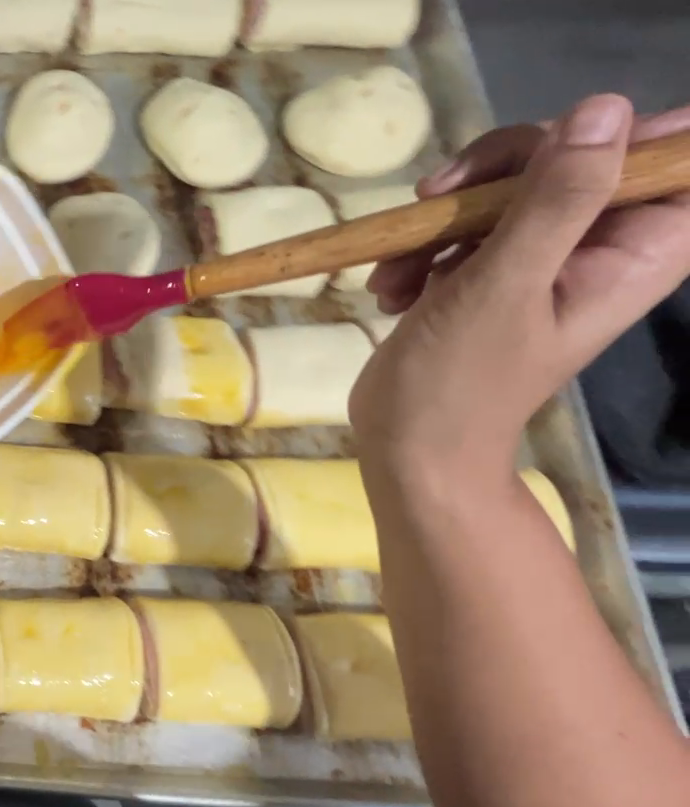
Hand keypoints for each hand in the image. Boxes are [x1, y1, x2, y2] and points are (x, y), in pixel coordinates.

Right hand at [351, 95, 689, 474]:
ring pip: (505, 190)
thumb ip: (557, 201)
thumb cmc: (460, 381)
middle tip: (434, 201)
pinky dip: (419, 252)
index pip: (670, 149)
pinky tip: (393, 288)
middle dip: (495, 175)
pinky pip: (462, 231)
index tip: (532, 161)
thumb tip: (601, 109)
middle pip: (574, 156)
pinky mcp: (487, 275)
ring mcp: (539, 260)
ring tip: (396, 270)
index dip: (610, 136)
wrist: (408, 448)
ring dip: (438, 222)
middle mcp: (600, 244)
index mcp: (641, 246)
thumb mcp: (503, 288)